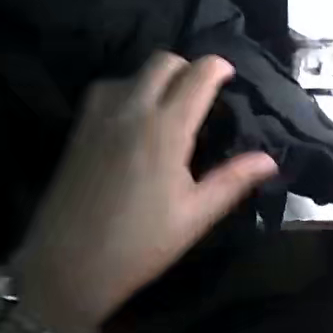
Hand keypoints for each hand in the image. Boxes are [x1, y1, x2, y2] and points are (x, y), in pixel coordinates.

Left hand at [12, 52, 277, 332]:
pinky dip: (127, 89)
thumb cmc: (138, 245)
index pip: (198, 74)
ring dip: (157, 77)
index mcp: (166, 130)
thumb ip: (232, 180)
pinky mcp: (79, 130)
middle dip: (188, 67)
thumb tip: (269, 159)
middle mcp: (133, 112)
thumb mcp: (194, 216)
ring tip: (169, 104)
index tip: (230, 76)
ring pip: (133, 72)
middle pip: (164, 61)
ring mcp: (100, 118)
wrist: (63, 270)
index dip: (218, 67)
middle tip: (201, 93)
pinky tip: (134, 116)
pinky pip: (106, 89)